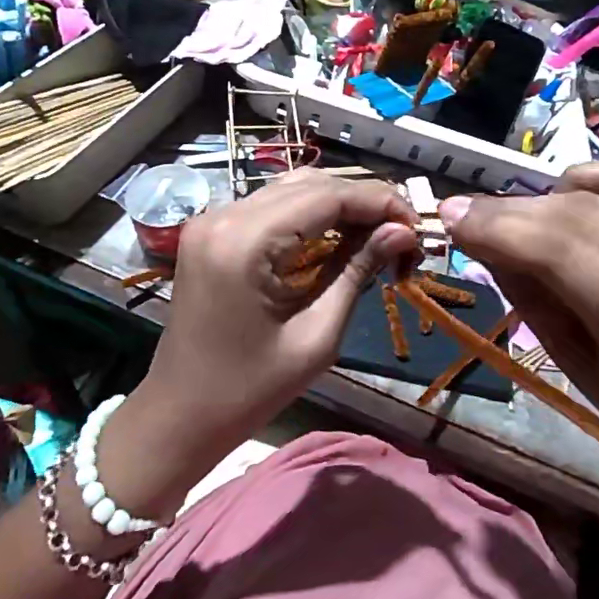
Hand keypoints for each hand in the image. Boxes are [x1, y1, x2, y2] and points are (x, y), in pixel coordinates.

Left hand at [98, 171, 418, 515]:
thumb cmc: (251, 389)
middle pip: (311, 184)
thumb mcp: (317, 335)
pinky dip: (311, 215)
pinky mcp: (212, 231)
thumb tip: (404, 232)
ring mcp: (212, 219)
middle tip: (402, 236)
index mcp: (245, 242)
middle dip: (364, 202)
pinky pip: (272, 206)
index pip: (327, 196)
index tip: (417, 228)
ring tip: (378, 236)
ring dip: (340, 205)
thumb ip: (358, 271)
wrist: (181, 414)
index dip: (380, 203)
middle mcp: (224, 215)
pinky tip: (338, 236)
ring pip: (292, 189)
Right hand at [440, 162, 598, 477]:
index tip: (450, 218)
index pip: (565, 254)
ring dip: (538, 200)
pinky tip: (559, 198)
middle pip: (582, 218)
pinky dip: (586, 183)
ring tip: (501, 215)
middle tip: (462, 213)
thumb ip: (529, 295)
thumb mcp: (569, 364)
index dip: (501, 228)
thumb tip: (479, 237)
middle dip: (510, 211)